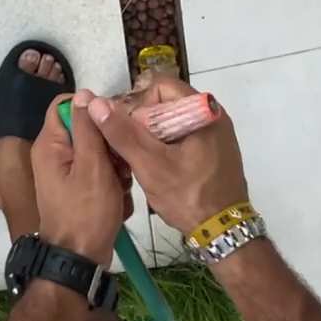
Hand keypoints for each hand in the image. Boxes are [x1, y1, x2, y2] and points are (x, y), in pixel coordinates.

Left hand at [30, 90, 125, 265]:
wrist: (80, 260)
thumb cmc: (86, 213)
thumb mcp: (92, 166)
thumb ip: (89, 129)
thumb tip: (85, 94)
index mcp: (50, 144)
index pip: (67, 105)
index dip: (92, 109)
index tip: (114, 124)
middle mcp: (53, 154)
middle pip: (86, 129)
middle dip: (109, 146)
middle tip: (121, 165)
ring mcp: (65, 173)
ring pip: (97, 153)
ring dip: (115, 169)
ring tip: (121, 187)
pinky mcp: (78, 189)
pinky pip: (98, 174)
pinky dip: (111, 186)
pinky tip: (118, 201)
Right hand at [88, 74, 248, 234]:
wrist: (225, 233)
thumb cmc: (188, 197)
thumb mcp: (150, 165)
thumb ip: (122, 133)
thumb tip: (95, 104)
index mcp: (203, 110)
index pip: (160, 87)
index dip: (140, 106)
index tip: (132, 135)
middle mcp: (213, 113)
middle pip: (166, 102)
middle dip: (145, 124)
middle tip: (137, 152)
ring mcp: (217, 132)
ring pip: (173, 120)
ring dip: (155, 137)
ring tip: (147, 162)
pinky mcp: (216, 148)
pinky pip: (184, 134)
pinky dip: (168, 145)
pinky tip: (162, 168)